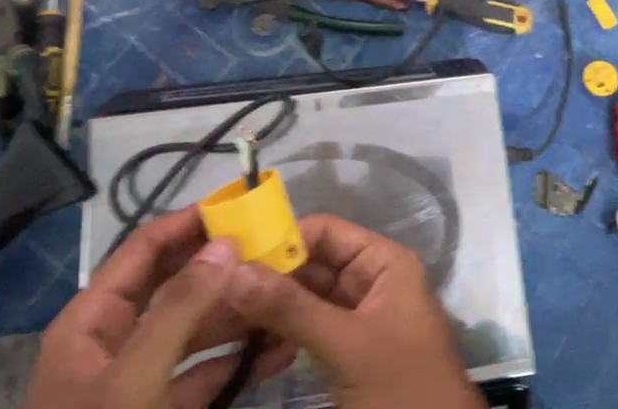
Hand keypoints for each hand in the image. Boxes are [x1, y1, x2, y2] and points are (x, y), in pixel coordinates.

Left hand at [28, 206, 297, 408]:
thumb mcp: (134, 379)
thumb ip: (180, 309)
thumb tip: (226, 243)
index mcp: (92, 321)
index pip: (143, 251)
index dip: (188, 224)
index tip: (241, 207)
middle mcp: (115, 342)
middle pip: (174, 288)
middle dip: (224, 270)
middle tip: (277, 253)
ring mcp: (139, 382)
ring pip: (195, 332)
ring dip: (239, 316)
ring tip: (288, 298)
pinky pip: (204, 375)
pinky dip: (237, 362)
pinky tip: (277, 352)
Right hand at [222, 214, 484, 408]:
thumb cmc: (402, 385)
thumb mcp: (347, 344)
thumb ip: (292, 308)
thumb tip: (233, 271)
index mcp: (383, 263)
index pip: (326, 232)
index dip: (281, 239)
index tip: (230, 256)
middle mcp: (370, 281)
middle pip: (312, 265)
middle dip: (268, 276)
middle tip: (214, 289)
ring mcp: (357, 318)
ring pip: (305, 299)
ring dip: (268, 307)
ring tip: (220, 314)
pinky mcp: (346, 353)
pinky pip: (307, 330)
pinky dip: (279, 334)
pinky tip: (245, 342)